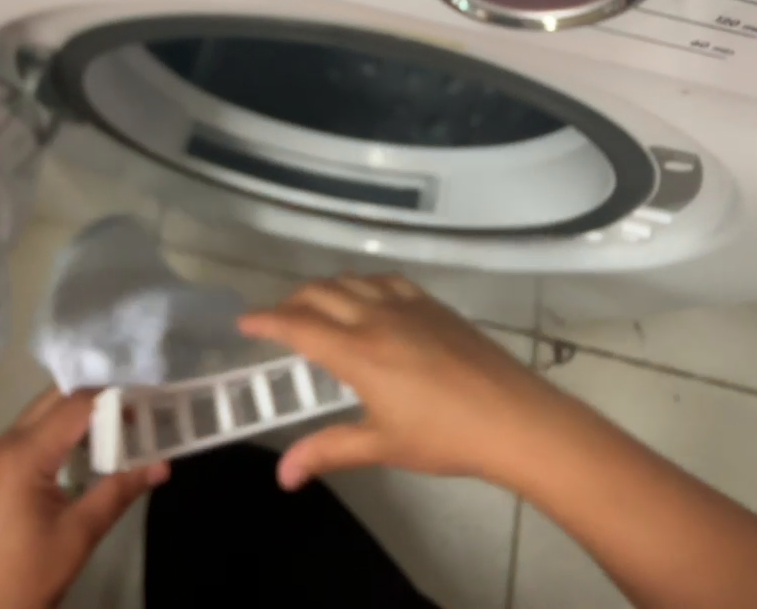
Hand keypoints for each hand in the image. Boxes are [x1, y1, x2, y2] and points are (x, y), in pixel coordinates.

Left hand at [0, 388, 167, 608]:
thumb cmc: (19, 580)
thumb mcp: (76, 537)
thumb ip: (118, 491)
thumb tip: (162, 465)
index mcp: (23, 452)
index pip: (77, 403)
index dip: (115, 398)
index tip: (149, 406)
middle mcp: (3, 443)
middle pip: (55, 400)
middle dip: (97, 400)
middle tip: (136, 416)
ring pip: (40, 416)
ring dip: (77, 417)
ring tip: (116, 435)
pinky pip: (28, 438)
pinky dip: (58, 436)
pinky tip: (81, 459)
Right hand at [237, 273, 568, 490]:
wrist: (513, 416)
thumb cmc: (443, 435)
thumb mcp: (381, 445)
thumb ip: (328, 450)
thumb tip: (283, 476)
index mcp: (357, 351)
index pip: (298, 325)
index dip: (266, 319)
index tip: (243, 321)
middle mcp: (374, 316)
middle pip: (319, 292)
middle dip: (290, 300)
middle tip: (278, 319)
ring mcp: (405, 304)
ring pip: (351, 279)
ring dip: (324, 287)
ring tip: (316, 306)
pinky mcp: (431, 303)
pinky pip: (385, 280)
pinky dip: (363, 283)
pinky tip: (367, 296)